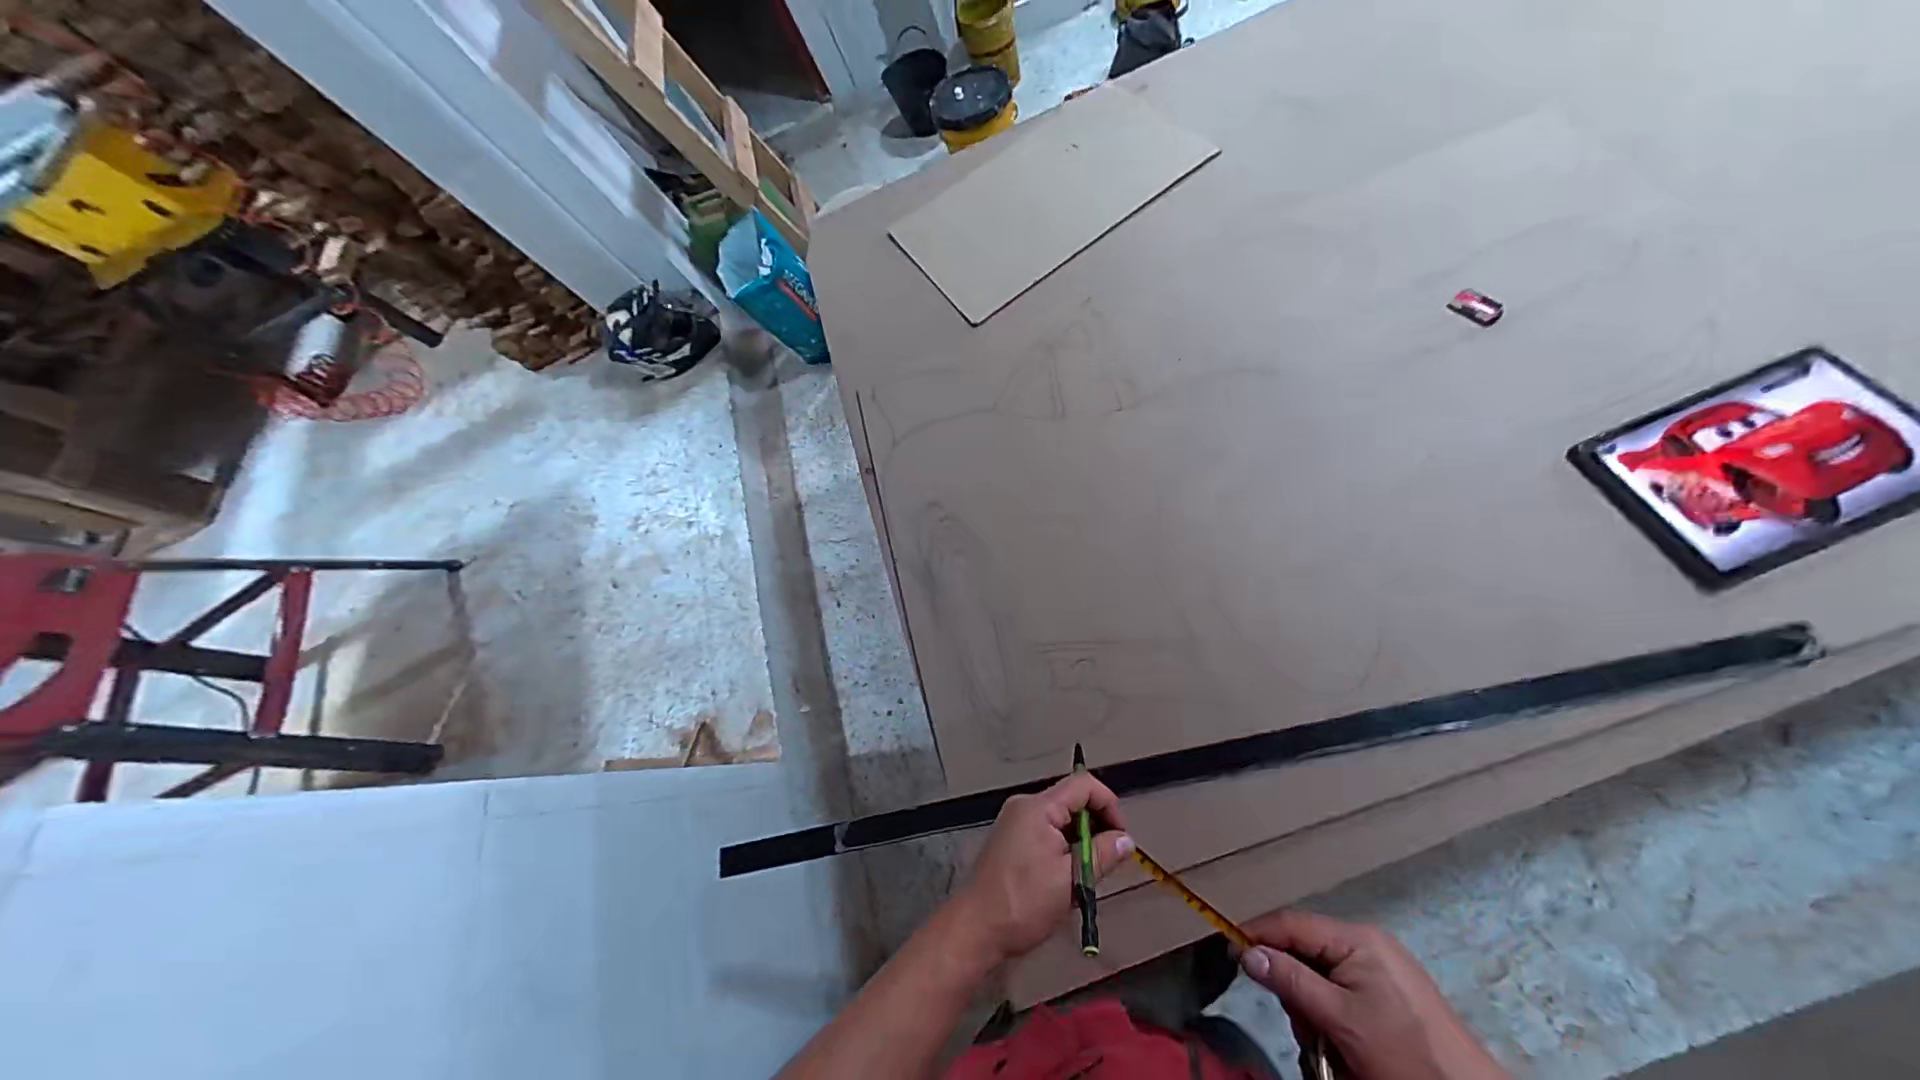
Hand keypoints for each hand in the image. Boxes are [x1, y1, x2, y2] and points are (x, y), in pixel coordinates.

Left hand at [948, 773, 1132, 965]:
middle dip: (1095, 827)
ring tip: (1086, 875)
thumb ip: (1101, 854)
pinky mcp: (1011, 839)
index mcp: (1037, 807)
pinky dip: (1063, 848)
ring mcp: (1015, 822)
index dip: (1108, 804)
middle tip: (1108, 861)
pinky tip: (1067, 877)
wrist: (975, 928)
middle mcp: (1024, 806)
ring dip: (1080, 841)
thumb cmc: (1023, 903)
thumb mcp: (1071, 880)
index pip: (1083, 785)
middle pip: (1072, 800)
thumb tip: (1126, 840)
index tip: (1121, 836)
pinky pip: (1046, 831)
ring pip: (1061, 819)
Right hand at [1238, 911, 1509, 1079]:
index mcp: (1357, 938)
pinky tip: (1341, 1045)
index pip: (1291, 923)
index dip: (1257, 934)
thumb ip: (1291, 980)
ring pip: (1319, 975)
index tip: (1229, 953)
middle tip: (1301, 1026)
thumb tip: (1246, 952)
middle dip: (1292, 986)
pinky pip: (1339, 992)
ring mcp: (1380, 969)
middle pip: (1304, 949)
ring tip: (1328, 1044)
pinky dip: (1330, 1015)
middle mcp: (1367, 943)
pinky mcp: (1388, 995)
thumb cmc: (1403, 1053)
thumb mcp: (1340, 1018)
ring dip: (1311, 1008)